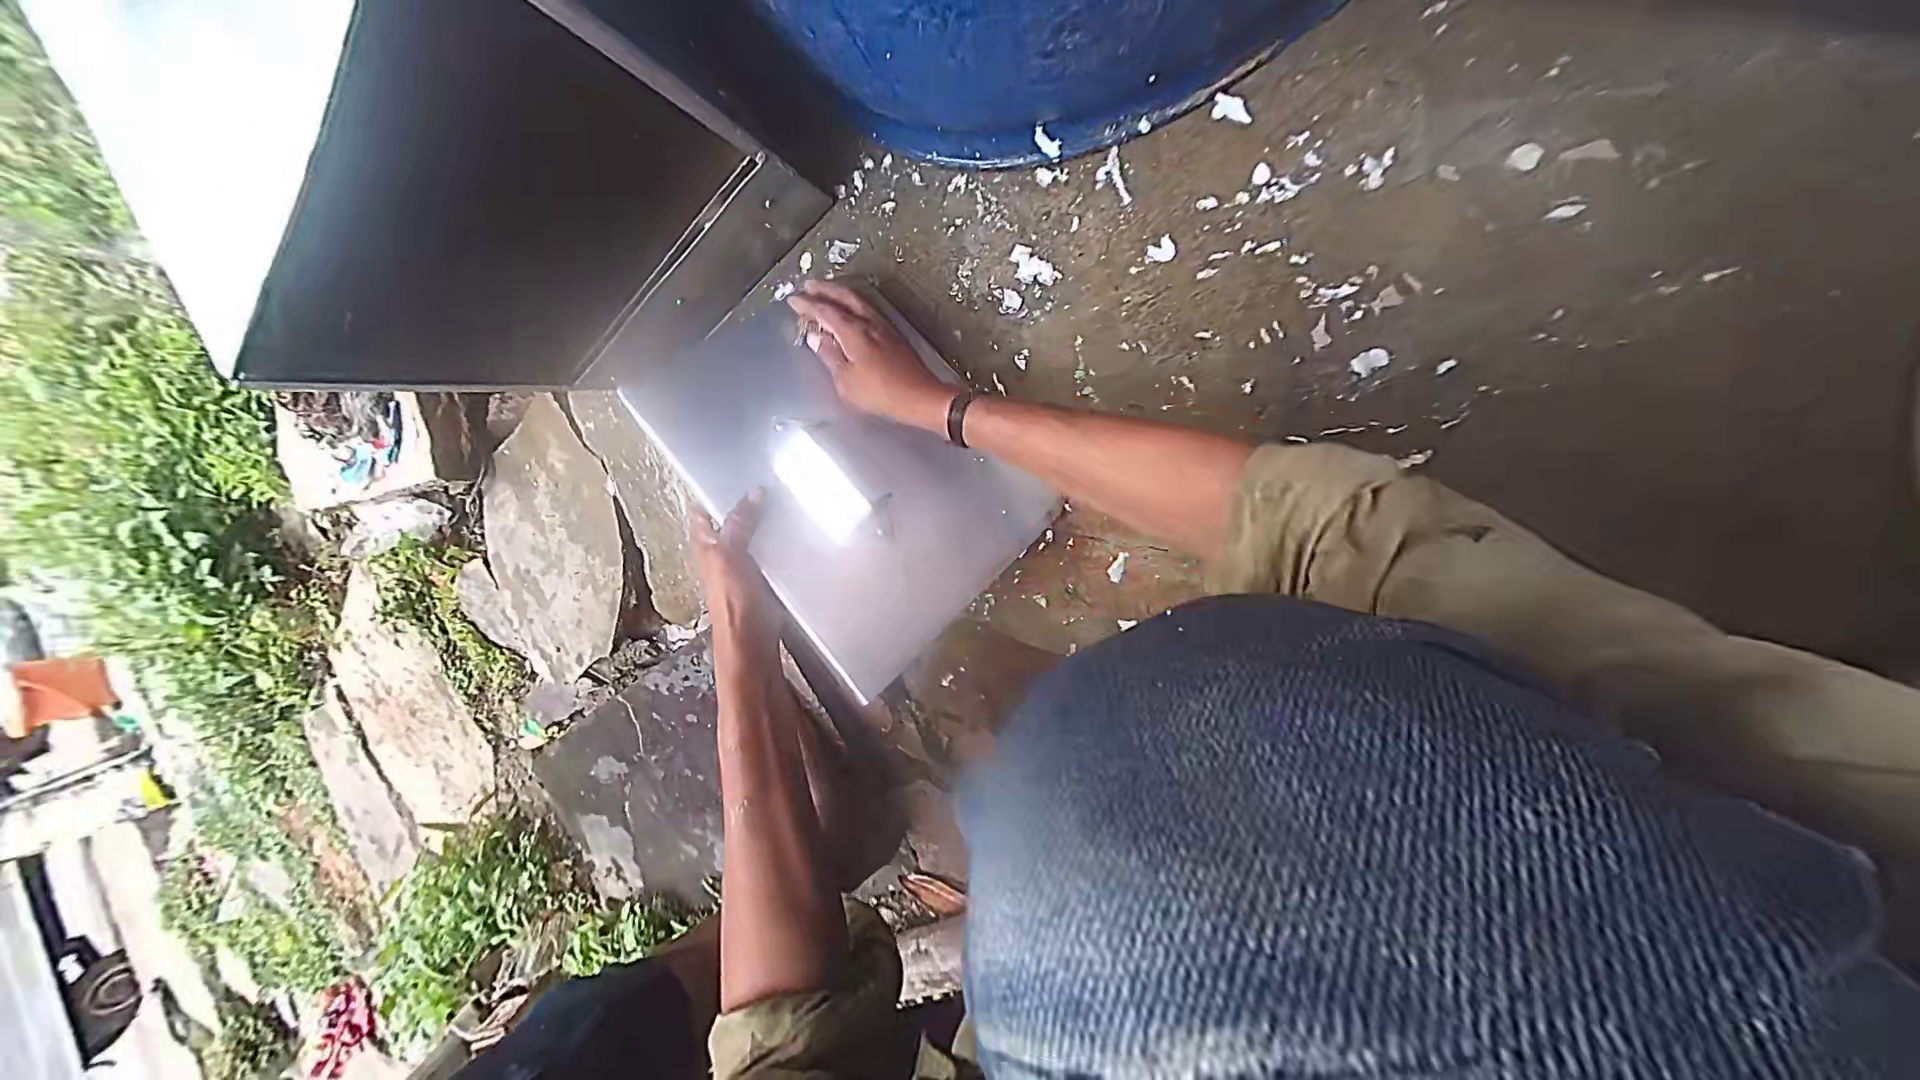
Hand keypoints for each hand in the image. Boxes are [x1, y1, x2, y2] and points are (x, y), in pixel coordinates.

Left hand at [690, 490, 777, 653]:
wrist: (753, 642)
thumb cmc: (734, 603)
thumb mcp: (730, 557)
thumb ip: (740, 524)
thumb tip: (755, 493)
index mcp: (707, 547)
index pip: (706, 513)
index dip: (716, 494)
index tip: (737, 475)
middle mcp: (724, 555)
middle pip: (734, 523)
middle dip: (749, 506)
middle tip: (771, 483)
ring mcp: (746, 568)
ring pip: (755, 538)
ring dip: (768, 524)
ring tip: (789, 501)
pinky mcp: (767, 581)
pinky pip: (773, 554)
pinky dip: (782, 543)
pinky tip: (798, 534)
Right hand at [786, 281, 954, 433]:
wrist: (919, 397)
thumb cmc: (882, 393)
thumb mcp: (846, 381)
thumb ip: (829, 356)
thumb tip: (816, 338)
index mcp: (853, 332)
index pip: (824, 310)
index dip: (807, 304)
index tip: (794, 300)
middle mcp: (869, 323)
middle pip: (844, 297)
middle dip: (824, 289)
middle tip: (810, 286)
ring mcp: (884, 328)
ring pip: (859, 301)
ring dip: (841, 294)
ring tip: (830, 293)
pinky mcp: (894, 336)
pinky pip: (870, 311)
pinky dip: (856, 305)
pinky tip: (855, 312)